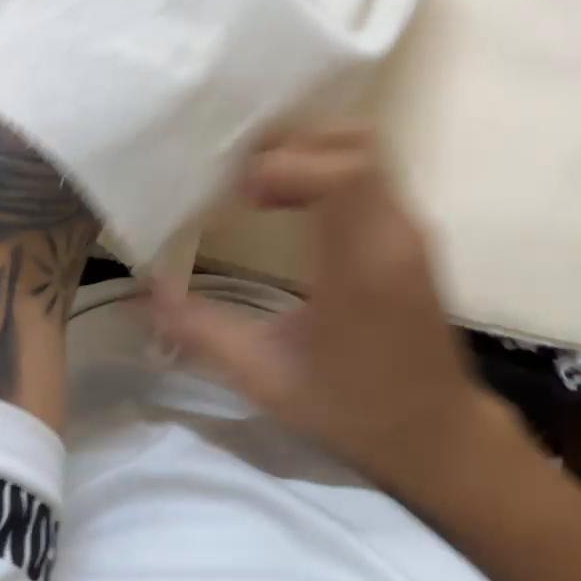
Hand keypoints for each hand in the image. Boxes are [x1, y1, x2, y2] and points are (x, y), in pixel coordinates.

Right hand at [149, 128, 513, 496]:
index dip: (287, 165)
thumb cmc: (352, 407)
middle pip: (354, 145)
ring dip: (307, 152)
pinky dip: (323, 167)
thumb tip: (142, 294)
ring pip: (363, 150)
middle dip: (292, 145)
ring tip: (259, 185)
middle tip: (242, 174)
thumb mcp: (264, 377)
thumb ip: (200, 333)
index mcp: (363, 267)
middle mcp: (394, 235)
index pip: (343, 175)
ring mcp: (409, 230)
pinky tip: (285, 202)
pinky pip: (367, 172)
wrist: (438, 436)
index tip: (242, 192)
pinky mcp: (409, 233)